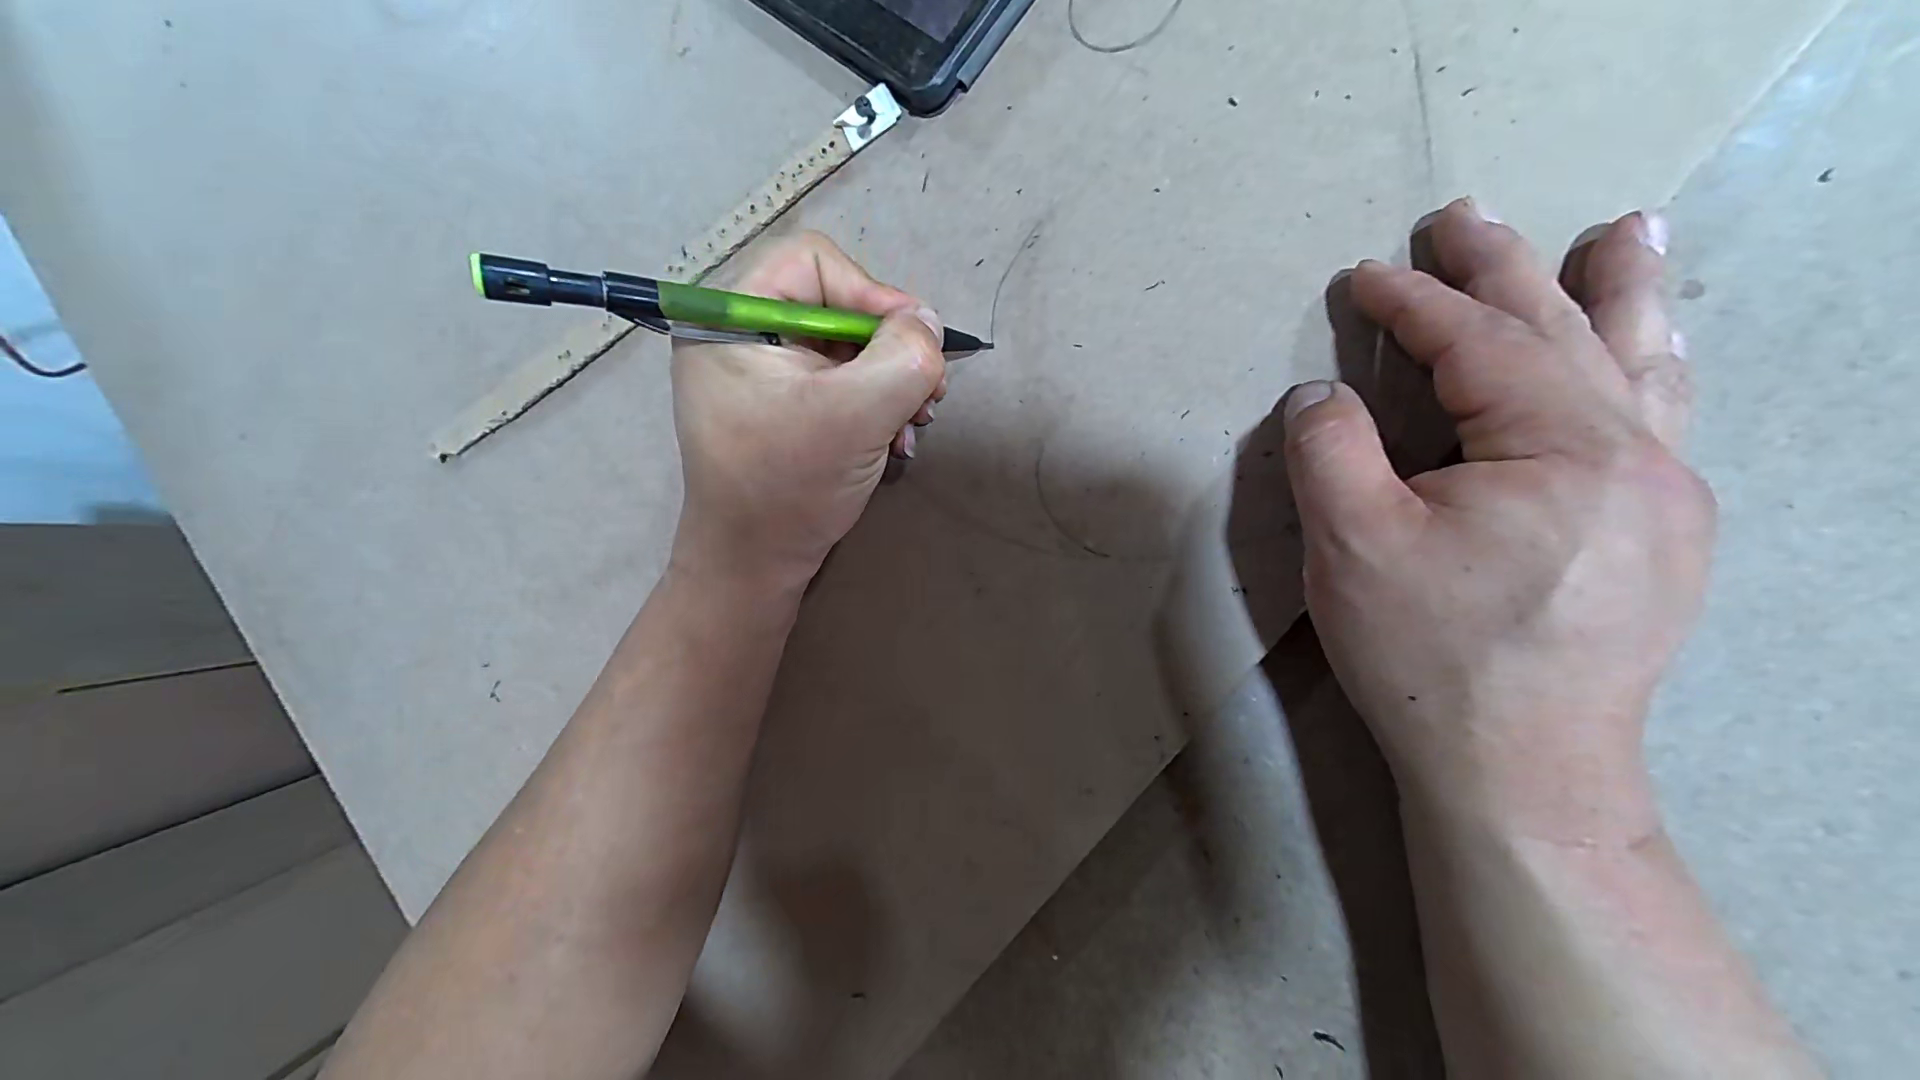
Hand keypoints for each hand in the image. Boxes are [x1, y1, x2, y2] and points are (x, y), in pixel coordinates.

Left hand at [668, 232, 946, 591]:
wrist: (755, 565)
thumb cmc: (789, 488)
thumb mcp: (856, 415)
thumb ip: (904, 357)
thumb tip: (928, 323)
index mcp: (732, 319)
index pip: (814, 262)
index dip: (872, 293)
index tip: (913, 343)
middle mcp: (745, 336)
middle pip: (839, 306)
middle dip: (891, 351)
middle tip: (927, 396)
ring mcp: (767, 374)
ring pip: (850, 349)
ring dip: (894, 385)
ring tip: (913, 426)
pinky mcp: (787, 407)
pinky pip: (844, 383)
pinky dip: (878, 408)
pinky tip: (894, 442)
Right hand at [1282, 199, 1712, 841]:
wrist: (1520, 767)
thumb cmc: (1428, 653)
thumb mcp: (1351, 544)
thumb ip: (1328, 450)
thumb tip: (1320, 392)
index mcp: (1561, 448)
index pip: (1477, 345)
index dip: (1411, 303)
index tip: (1362, 276)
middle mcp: (1637, 454)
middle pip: (1562, 333)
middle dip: (1504, 268)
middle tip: (1464, 215)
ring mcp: (1664, 495)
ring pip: (1638, 366)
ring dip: (1618, 292)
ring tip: (1623, 232)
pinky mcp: (1660, 536)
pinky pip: (1659, 419)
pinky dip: (1647, 363)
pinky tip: (1652, 346)